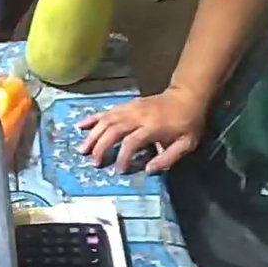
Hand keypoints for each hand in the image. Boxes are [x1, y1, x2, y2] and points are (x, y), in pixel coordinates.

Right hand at [76, 84, 207, 172]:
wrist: (187, 95)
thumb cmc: (187, 122)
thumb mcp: (187, 143)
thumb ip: (168, 158)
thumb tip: (148, 170)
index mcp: (152, 127)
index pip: (131, 142)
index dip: (123, 157)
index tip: (119, 170)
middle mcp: (137, 117)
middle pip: (112, 131)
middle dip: (101, 148)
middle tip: (95, 163)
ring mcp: (130, 109)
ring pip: (105, 121)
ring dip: (92, 136)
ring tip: (82, 149)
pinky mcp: (125, 105)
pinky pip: (105, 111)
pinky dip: (91, 119)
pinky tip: (80, 126)